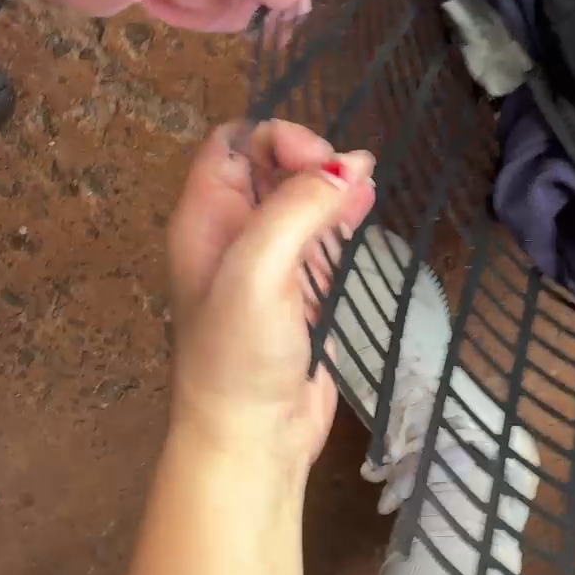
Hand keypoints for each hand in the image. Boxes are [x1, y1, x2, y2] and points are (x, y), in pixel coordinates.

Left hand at [164, 120, 375, 491]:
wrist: (255, 436)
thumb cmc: (240, 353)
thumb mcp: (259, 270)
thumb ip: (297, 209)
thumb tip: (350, 164)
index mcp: (206, 218)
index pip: (233, 144)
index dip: (273, 138)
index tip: (315, 160)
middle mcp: (235, 231)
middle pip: (271, 164)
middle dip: (309, 157)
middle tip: (343, 179)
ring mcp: (271, 259)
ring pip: (302, 196)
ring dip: (332, 183)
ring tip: (365, 183)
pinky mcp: (303, 286)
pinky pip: (323, 232)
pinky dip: (344, 213)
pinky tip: (367, 204)